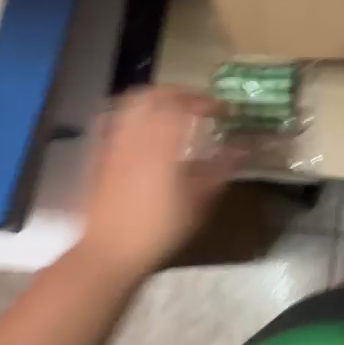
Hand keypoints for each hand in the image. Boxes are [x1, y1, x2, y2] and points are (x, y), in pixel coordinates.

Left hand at [75, 86, 243, 279]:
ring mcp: (113, 144)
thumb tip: (243, 149)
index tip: (223, 110)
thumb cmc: (161, 228)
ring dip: (153, 101)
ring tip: (171, 112)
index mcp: (161, 144)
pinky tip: (143, 131)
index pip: (182, 104)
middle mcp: (134, 136)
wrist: (110, 251)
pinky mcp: (99, 157)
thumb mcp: (199, 201)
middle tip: (196, 104)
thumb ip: (220, 169)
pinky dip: (131, 116)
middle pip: (151, 95)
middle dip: (176, 93)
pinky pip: (114, 122)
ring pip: (129, 105)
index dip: (205, 101)